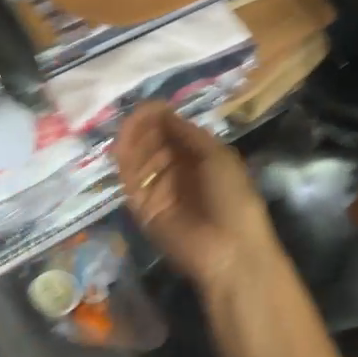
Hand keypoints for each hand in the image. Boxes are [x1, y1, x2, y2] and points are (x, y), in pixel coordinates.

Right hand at [113, 102, 279, 293]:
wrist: (232, 251)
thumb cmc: (234, 198)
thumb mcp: (217, 156)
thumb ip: (187, 133)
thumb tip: (162, 112)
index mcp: (197, 161)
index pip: (172, 134)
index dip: (161, 118)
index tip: (151, 105)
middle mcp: (175, 174)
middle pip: (152, 143)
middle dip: (146, 127)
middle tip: (139, 114)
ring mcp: (158, 191)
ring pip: (138, 159)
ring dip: (132, 138)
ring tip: (130, 123)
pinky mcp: (142, 208)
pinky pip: (130, 179)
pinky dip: (124, 158)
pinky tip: (123, 140)